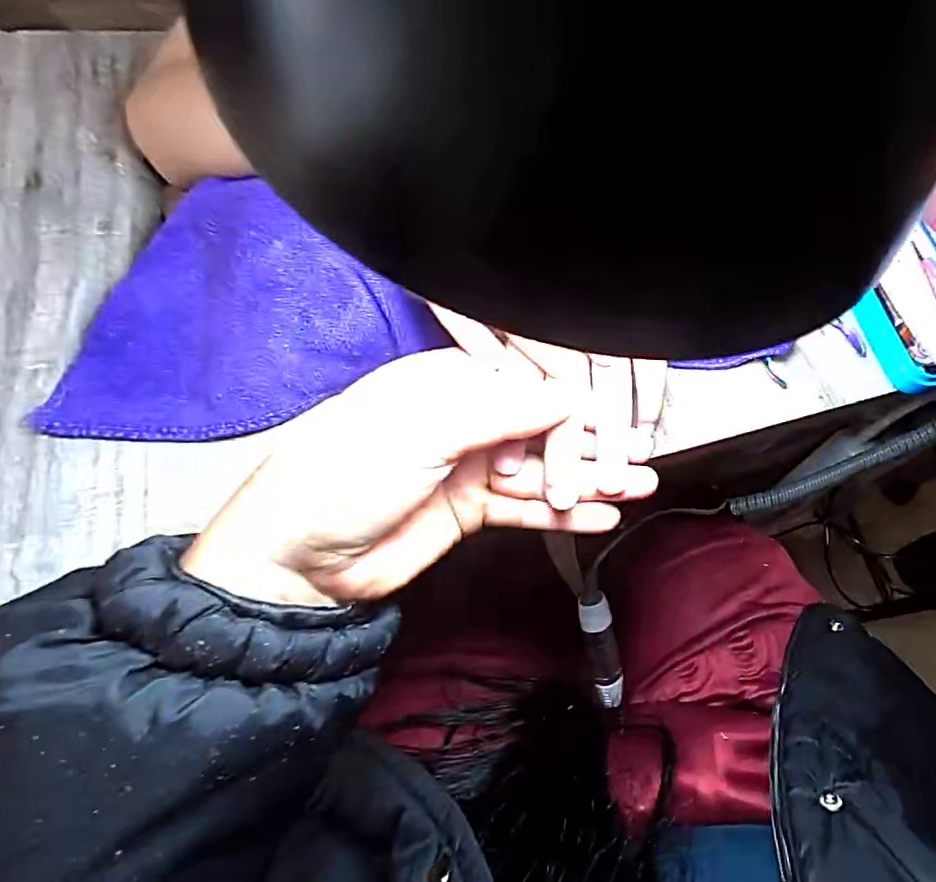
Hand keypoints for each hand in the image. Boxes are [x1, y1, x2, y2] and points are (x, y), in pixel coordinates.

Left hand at [179, 349, 658, 605]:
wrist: (299, 556)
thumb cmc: (347, 470)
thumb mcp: (425, 428)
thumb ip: (501, 410)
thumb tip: (566, 397)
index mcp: (450, 381)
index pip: (529, 382)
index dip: (576, 401)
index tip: (617, 419)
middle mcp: (465, 418)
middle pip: (543, 426)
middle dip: (592, 443)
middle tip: (637, 459)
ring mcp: (469, 465)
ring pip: (541, 468)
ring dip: (588, 479)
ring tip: (637, 485)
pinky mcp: (469, 508)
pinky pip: (526, 506)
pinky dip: (563, 512)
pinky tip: (600, 515)